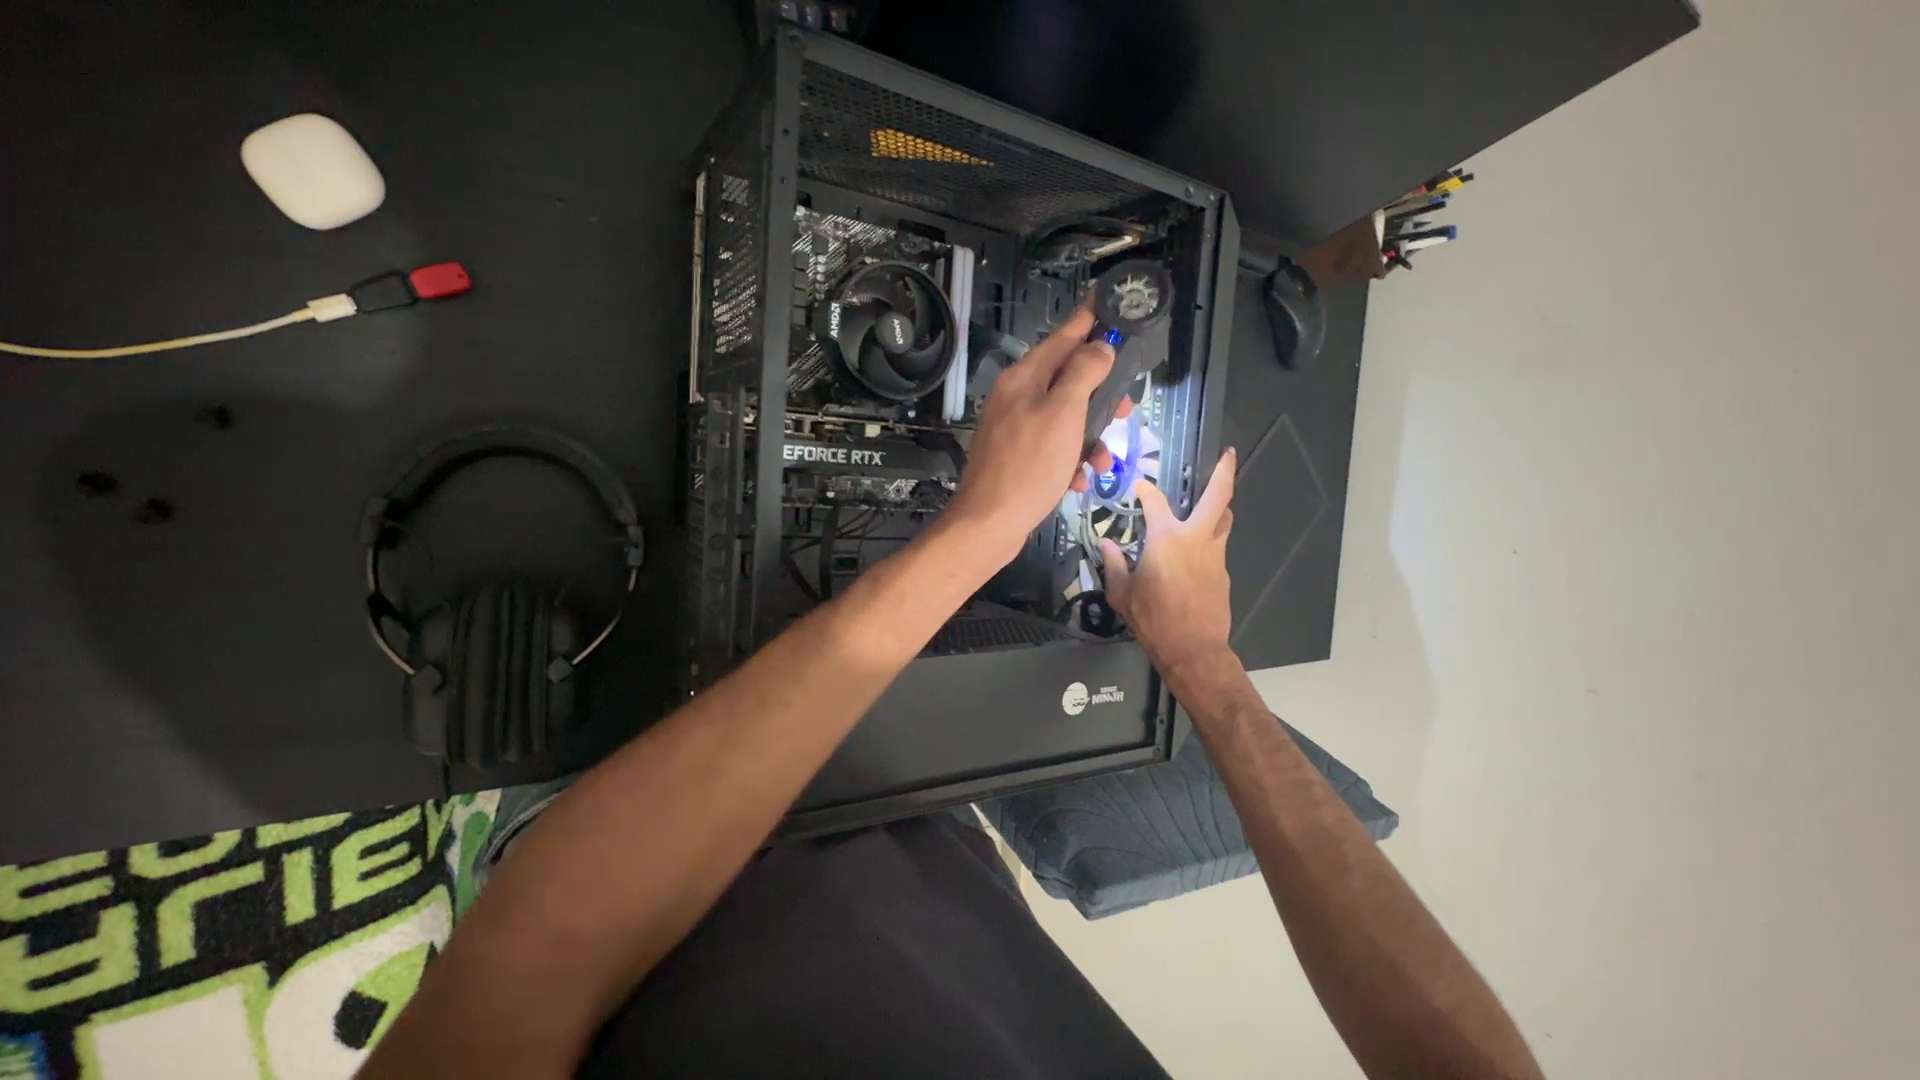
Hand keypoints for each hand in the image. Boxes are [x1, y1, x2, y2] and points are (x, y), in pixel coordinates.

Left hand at [946, 306, 1114, 555]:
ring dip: (1089, 438)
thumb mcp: (1064, 414)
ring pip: (1064, 419)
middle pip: (1067, 380)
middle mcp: (1016, 397)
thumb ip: (1084, 375)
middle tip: (1127, 407)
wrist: (989, 524)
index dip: (1089, 321)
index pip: (1063, 337)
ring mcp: (1013, 428)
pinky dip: (1069, 461)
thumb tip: (1099, 347)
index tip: (1110, 304)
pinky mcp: (1015, 458)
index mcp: (1024, 378)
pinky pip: (1052, 449)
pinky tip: (1077, 482)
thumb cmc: (1029, 466)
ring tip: (1102, 461)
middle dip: (1100, 395)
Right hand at [1100, 448, 1236, 677]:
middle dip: (1225, 472)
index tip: (1139, 486)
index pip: (1155, 500)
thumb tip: (1106, 544)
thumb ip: (1115, 564)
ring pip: (1224, 520)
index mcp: (1166, 538)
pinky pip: (1218, 548)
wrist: (1193, 649)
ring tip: (1211, 504)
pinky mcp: (1224, 573)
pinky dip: (1209, 542)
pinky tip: (1195, 556)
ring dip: (1220, 507)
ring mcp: (1215, 555)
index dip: (1145, 489)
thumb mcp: (1122, 593)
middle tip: (1229, 455)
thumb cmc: (1153, 619)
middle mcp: (1196, 538)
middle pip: (1219, 496)